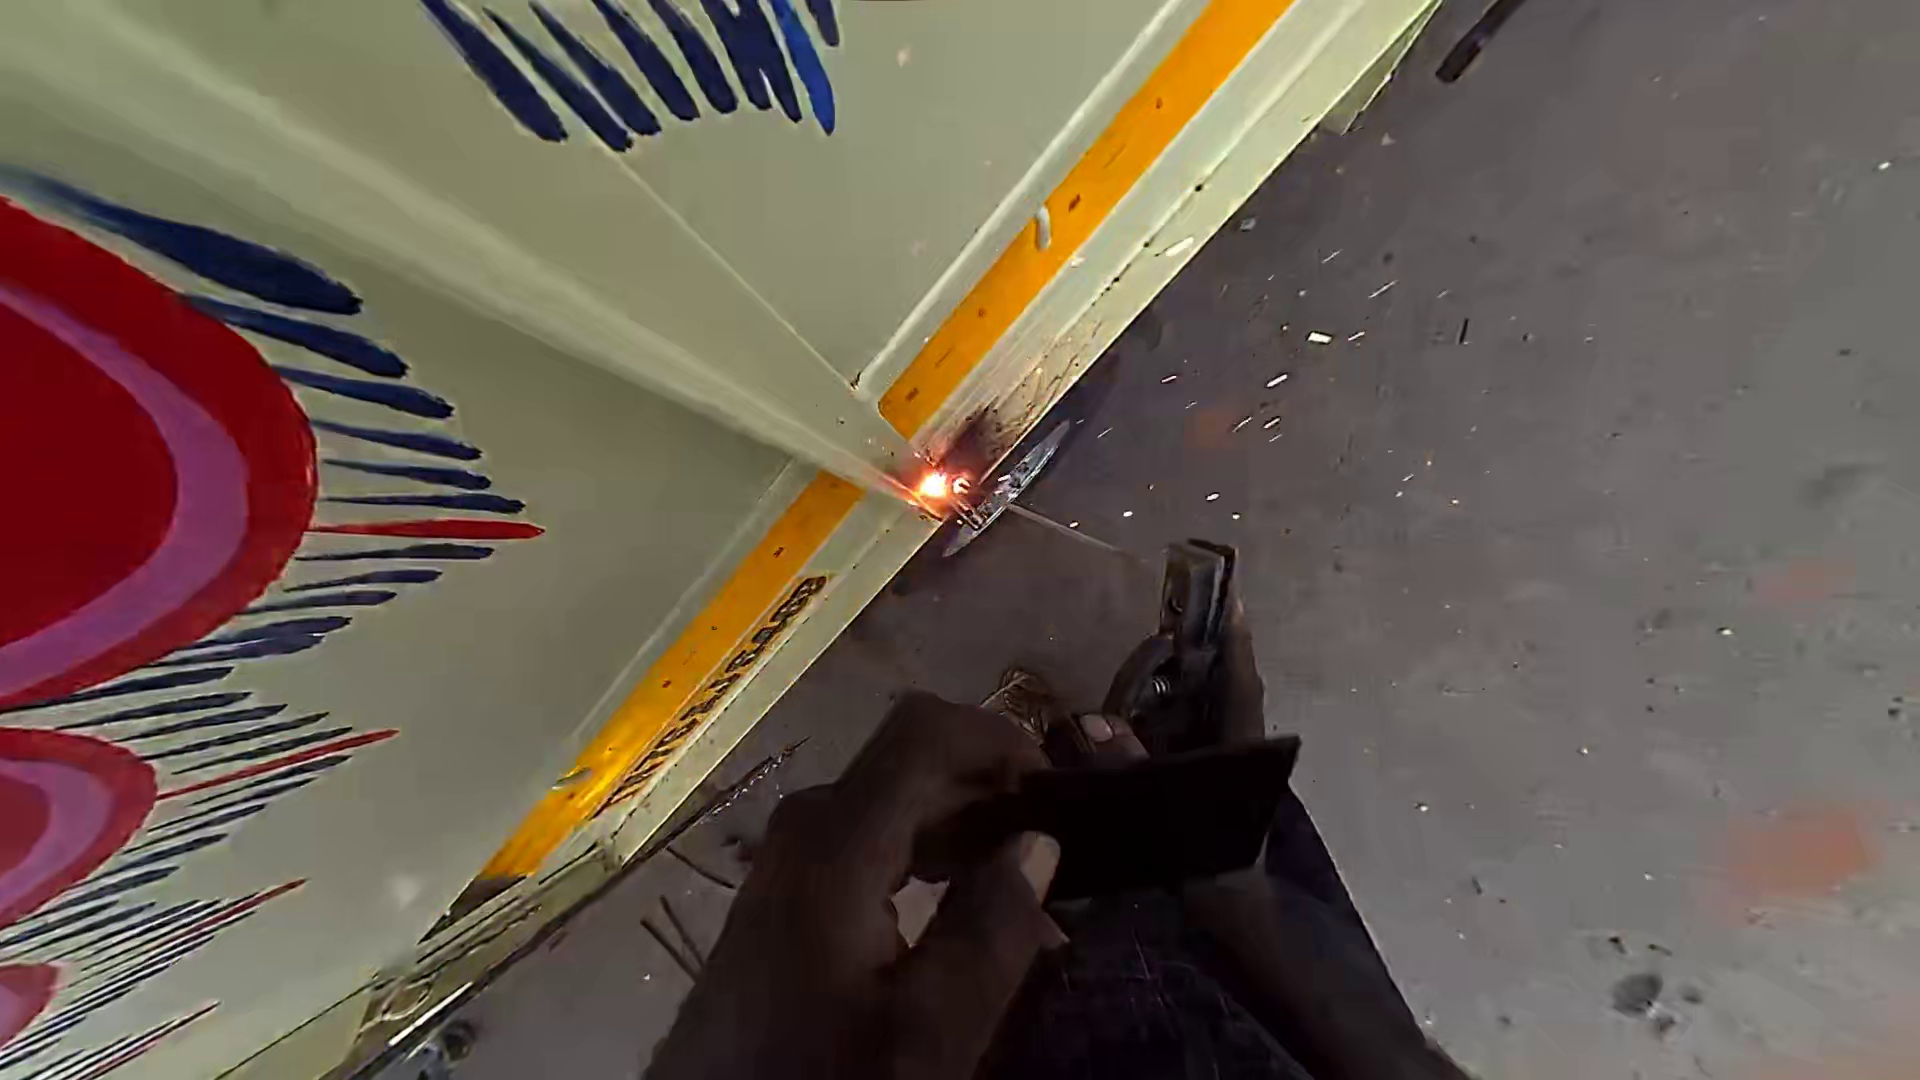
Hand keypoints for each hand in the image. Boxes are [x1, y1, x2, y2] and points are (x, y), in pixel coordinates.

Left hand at [646, 692, 1062, 1079]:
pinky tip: (964, 892)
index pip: (924, 732)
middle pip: (914, 754)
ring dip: (965, 816)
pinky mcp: (798, 873)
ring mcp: (800, 843)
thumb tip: (1037, 841)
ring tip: (1017, 874)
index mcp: (837, 840)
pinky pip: (879, 826)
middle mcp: (813, 818)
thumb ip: (990, 931)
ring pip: (900, 790)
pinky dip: (932, 842)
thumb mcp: (924, 1038)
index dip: (994, 737)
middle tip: (1048, 841)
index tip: (1050, 785)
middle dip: (988, 781)